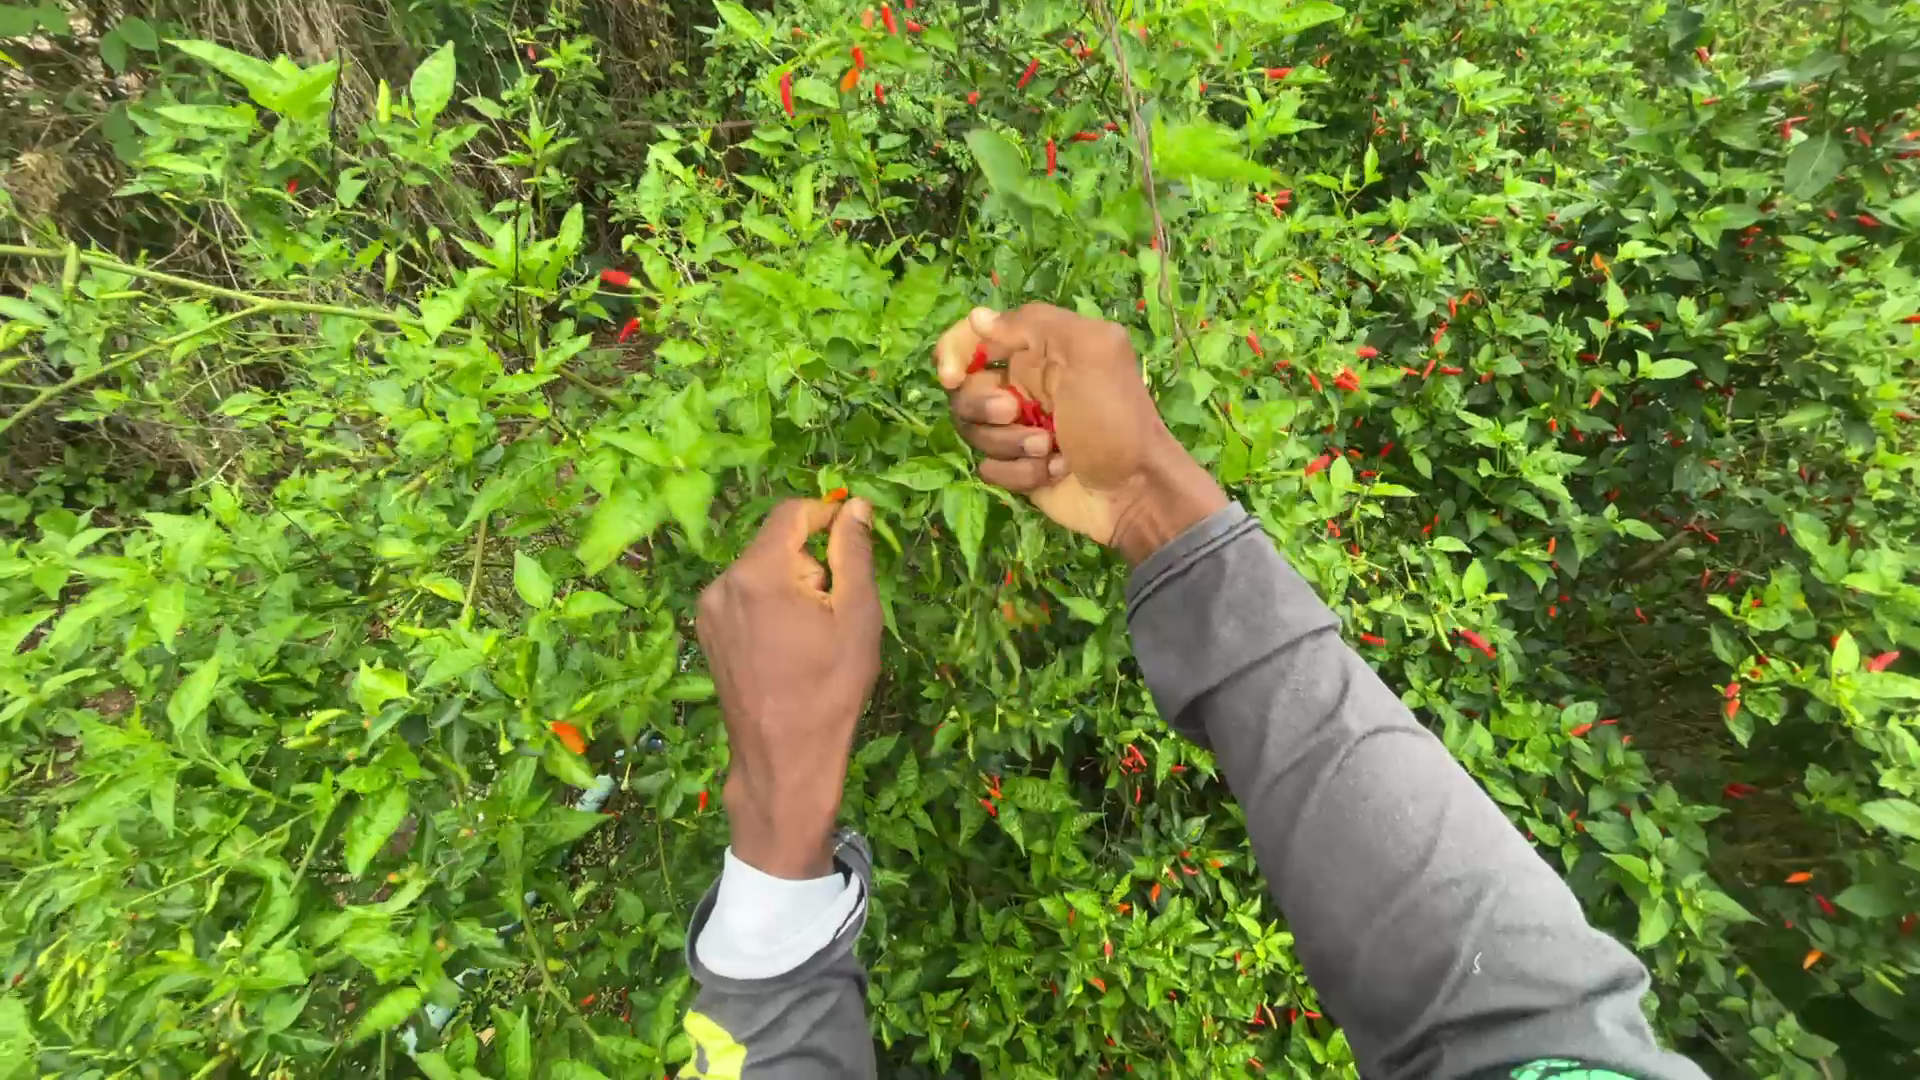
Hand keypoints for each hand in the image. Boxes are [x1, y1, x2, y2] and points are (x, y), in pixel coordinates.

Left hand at [696, 498, 881, 878]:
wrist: (784, 757)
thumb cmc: (831, 687)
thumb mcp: (858, 615)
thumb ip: (854, 552)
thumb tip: (855, 505)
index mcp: (759, 573)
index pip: (791, 513)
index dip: (826, 515)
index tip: (852, 539)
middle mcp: (723, 582)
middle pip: (776, 543)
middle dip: (811, 562)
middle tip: (835, 609)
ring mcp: (709, 609)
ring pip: (761, 570)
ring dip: (791, 584)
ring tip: (811, 634)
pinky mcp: (706, 632)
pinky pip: (745, 596)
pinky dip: (770, 604)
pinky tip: (786, 645)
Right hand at [935, 304, 1226, 563]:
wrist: (1135, 491)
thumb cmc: (1115, 417)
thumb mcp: (1089, 351)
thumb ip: (1032, 324)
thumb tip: (978, 318)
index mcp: (1038, 352)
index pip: (973, 338)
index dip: (953, 353)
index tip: (952, 376)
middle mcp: (1023, 389)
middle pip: (964, 391)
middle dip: (984, 407)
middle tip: (1016, 414)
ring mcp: (1018, 431)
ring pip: (974, 433)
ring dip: (1010, 444)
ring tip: (1050, 451)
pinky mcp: (1018, 469)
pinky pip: (990, 468)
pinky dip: (1019, 473)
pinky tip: (1055, 473)